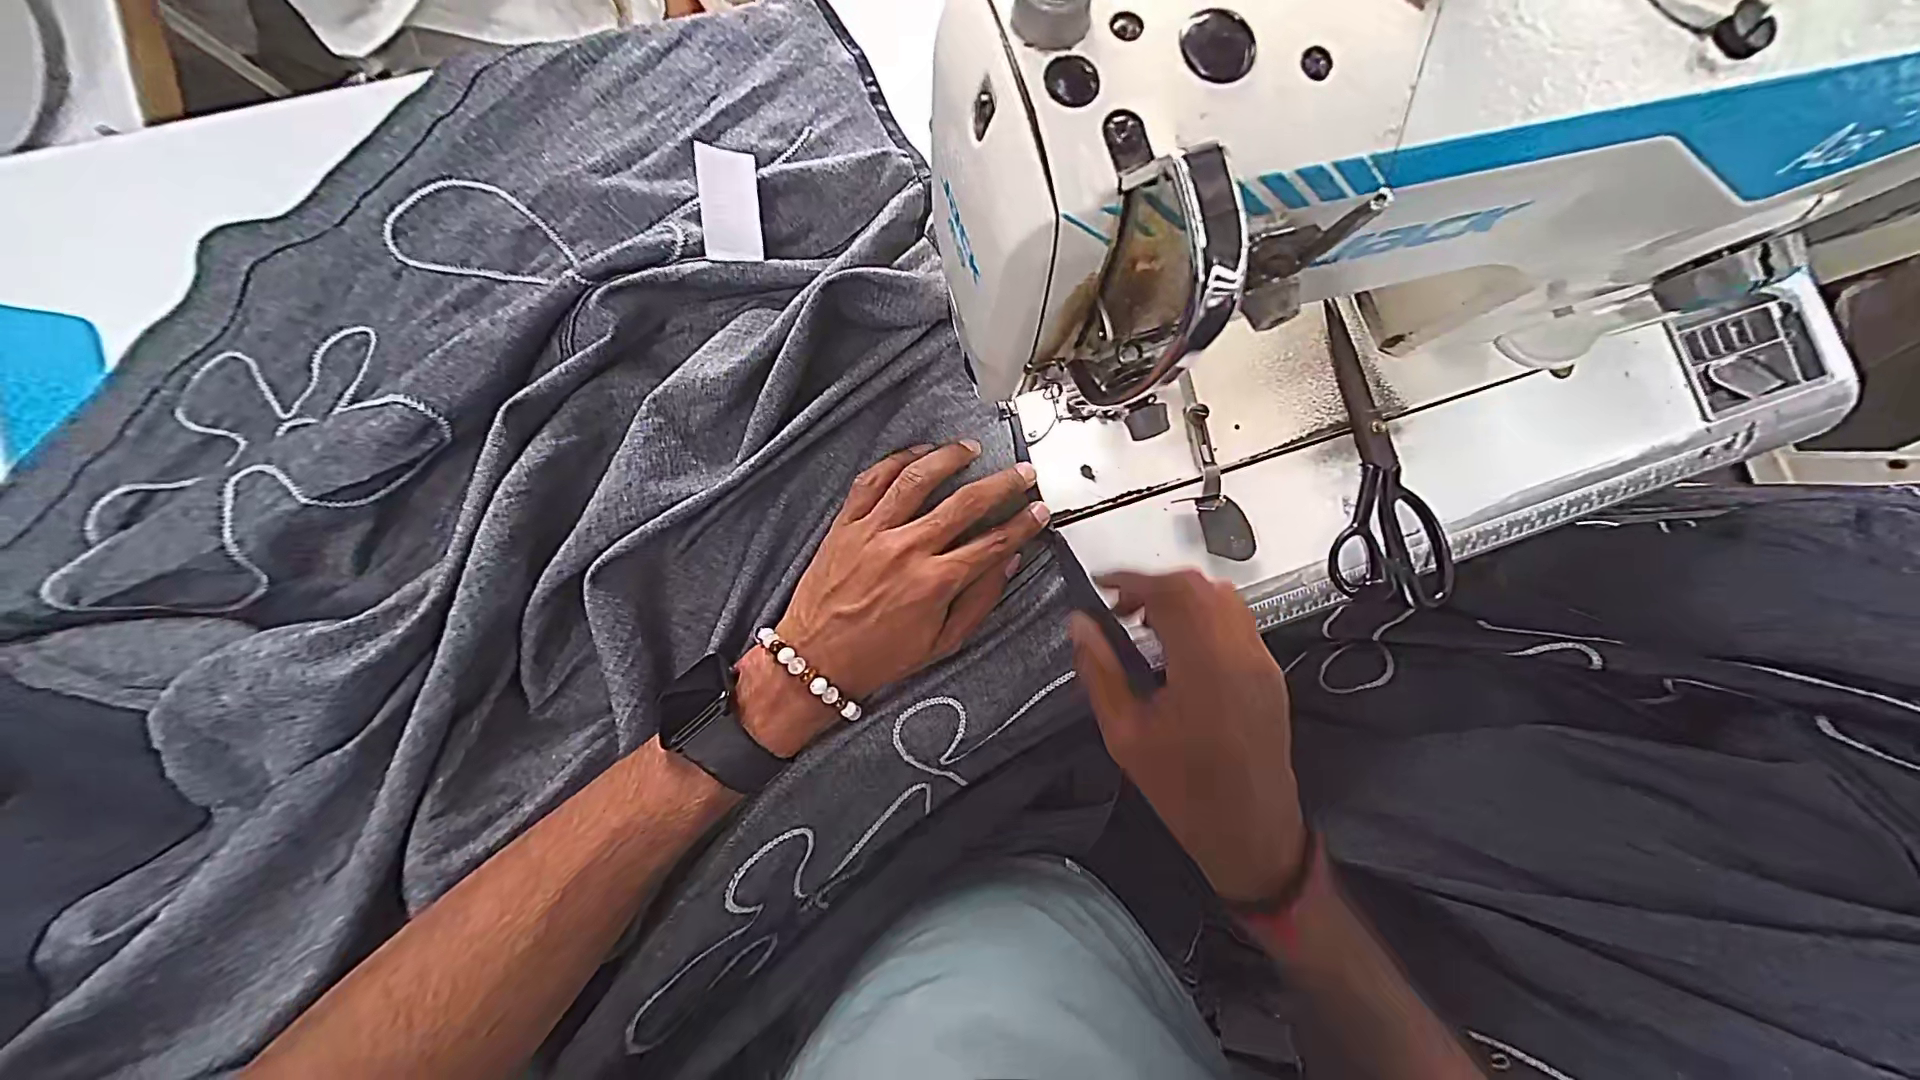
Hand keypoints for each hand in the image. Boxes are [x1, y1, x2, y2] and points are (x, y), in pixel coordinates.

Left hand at [764, 439, 1048, 715]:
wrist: (816, 659)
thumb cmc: (877, 655)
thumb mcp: (942, 641)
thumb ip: (979, 600)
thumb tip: (1008, 564)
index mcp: (934, 583)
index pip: (993, 542)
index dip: (1023, 523)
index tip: (1037, 511)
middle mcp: (906, 550)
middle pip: (966, 502)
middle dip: (1003, 483)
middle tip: (1021, 473)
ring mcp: (873, 533)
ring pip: (918, 478)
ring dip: (950, 457)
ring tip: (970, 448)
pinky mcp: (846, 525)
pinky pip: (872, 480)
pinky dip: (897, 460)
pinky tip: (917, 453)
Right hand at [1069, 570, 1306, 903]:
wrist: (1251, 831)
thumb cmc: (1185, 792)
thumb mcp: (1125, 734)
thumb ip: (1100, 671)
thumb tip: (1080, 626)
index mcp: (1204, 667)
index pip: (1170, 592)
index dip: (1131, 579)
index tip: (1103, 584)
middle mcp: (1241, 654)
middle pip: (1198, 585)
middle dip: (1153, 584)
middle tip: (1120, 607)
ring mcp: (1261, 661)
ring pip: (1221, 596)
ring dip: (1179, 597)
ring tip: (1145, 623)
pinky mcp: (1268, 672)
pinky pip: (1235, 620)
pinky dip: (1202, 613)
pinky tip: (1176, 643)